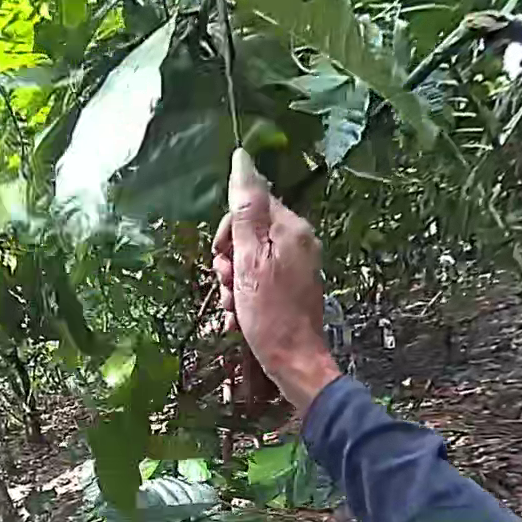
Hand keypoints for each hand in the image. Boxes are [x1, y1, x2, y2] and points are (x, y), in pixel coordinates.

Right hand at [213, 149, 340, 409]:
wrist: (294, 364)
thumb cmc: (270, 315)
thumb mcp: (250, 260)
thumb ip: (245, 210)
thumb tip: (242, 158)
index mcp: (291, 229)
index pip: (250, 205)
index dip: (228, 232)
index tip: (223, 260)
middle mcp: (298, 242)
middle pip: (248, 234)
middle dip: (229, 262)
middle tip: (228, 286)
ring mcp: (296, 267)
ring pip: (249, 261)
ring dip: (233, 285)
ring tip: (234, 307)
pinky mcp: (291, 290)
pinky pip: (260, 282)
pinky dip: (246, 298)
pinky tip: (240, 318)